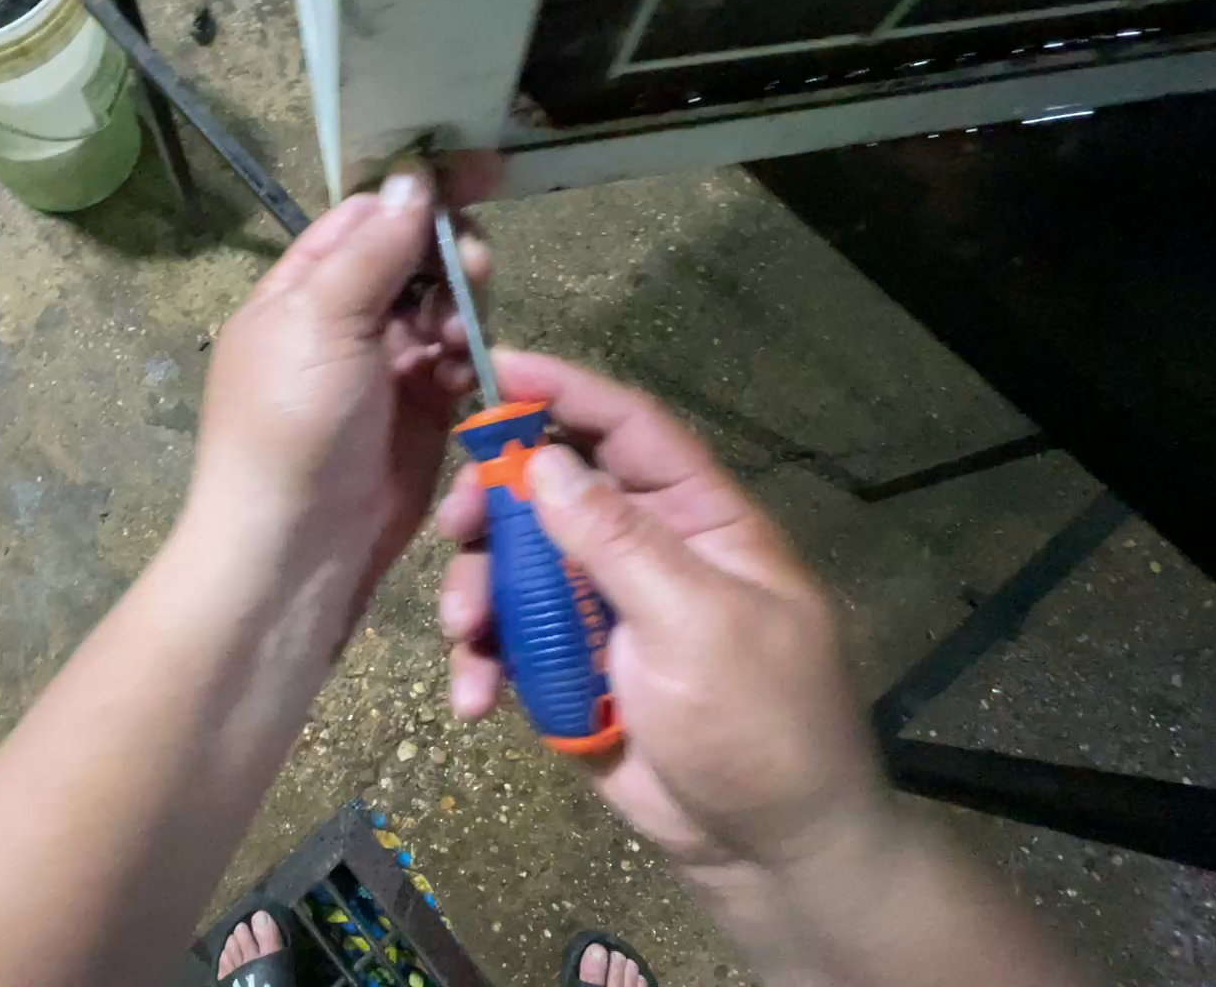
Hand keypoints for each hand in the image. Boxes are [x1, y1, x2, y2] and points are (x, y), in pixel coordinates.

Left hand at [185, 156, 501, 629]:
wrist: (300, 543)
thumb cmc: (294, 421)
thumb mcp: (320, 320)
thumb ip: (372, 249)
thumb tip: (414, 180)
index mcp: (301, 290)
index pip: (365, 218)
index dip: (419, 194)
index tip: (478, 172)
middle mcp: (343, 322)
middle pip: (412, 260)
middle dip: (448, 255)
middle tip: (473, 269)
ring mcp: (384, 368)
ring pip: (442, 309)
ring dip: (463, 307)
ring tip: (463, 333)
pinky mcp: (421, 411)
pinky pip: (457, 363)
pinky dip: (467, 359)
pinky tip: (464, 373)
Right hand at [435, 352, 888, 868]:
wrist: (759, 848)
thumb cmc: (760, 726)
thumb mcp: (698, 624)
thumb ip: (619, 541)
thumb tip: (542, 461)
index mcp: (692, 517)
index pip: (627, 427)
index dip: (564, 390)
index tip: (497, 366)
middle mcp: (636, 545)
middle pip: (546, 489)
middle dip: (491, 502)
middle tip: (455, 524)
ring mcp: (593, 601)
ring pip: (510, 561)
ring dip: (474, 590)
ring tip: (464, 632)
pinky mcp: (559, 652)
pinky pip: (503, 633)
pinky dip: (480, 659)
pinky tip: (477, 697)